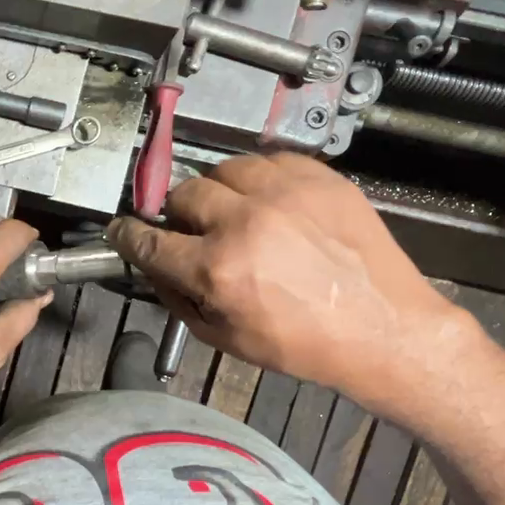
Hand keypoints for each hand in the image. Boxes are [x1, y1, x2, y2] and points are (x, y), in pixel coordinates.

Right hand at [108, 153, 469, 404]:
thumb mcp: (223, 337)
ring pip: (224, 169)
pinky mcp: (320, 179)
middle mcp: (245, 223)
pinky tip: (265, 201)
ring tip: (230, 211)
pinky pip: (269, 161)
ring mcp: (285, 194)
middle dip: (177, 213)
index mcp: (216, 269)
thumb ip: (178, 298)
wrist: (382, 328)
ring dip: (217, 190)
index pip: (149, 239)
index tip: (121, 229)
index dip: (127, 234)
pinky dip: (257, 179)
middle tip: (190, 229)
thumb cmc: (301, 344)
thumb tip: (155, 267)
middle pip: (183, 194)